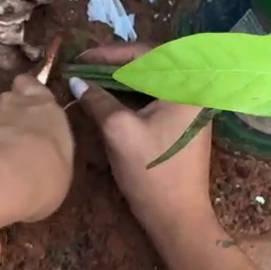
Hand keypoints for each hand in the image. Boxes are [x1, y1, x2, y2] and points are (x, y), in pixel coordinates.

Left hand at [0, 75, 73, 225]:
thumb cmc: (41, 179)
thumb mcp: (59, 174)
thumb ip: (49, 157)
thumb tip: (41, 162)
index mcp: (44, 108)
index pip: (33, 86)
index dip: (28, 95)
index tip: (28, 110)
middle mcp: (11, 102)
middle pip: (7, 102)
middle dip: (7, 118)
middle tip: (10, 145)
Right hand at [71, 44, 215, 233]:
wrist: (178, 216)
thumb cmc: (151, 173)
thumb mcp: (118, 131)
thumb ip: (97, 100)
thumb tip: (75, 81)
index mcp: (187, 86)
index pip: (146, 53)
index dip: (109, 53)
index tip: (79, 58)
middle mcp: (195, 90)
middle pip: (151, 63)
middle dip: (115, 63)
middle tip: (83, 66)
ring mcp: (192, 107)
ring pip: (153, 80)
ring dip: (122, 78)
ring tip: (91, 80)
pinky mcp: (184, 122)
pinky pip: (156, 97)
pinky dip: (133, 94)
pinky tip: (110, 98)